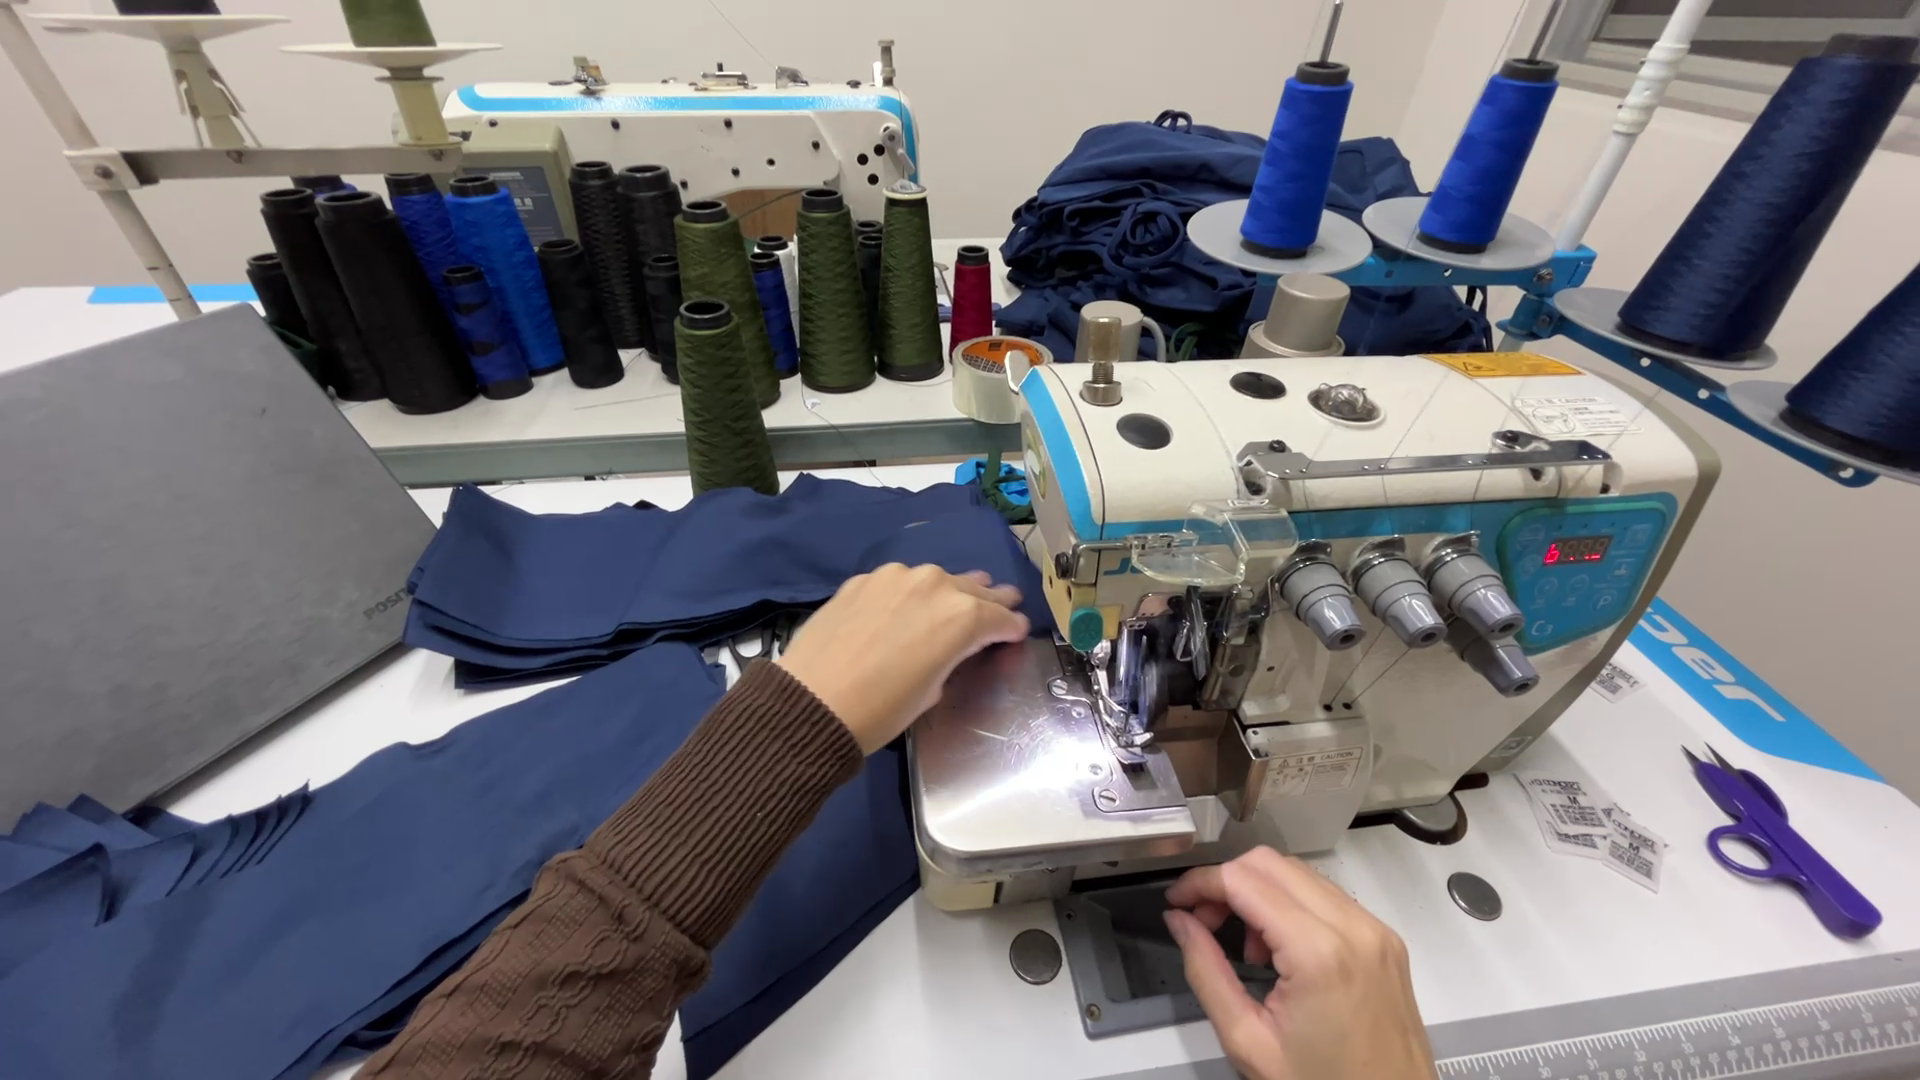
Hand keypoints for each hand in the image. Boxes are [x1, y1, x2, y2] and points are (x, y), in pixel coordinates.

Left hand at [777, 564, 1029, 753]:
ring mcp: (896, 577)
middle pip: (973, 589)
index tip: (1017, 630)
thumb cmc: (882, 709)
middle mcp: (935, 585)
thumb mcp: (934, 689)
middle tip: (1005, 598)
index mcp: (963, 616)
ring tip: (958, 595)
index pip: (1000, 617)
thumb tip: (954, 645)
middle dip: (990, 598)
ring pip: (935, 579)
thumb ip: (952, 655)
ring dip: (948, 590)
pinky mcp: (863, 580)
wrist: (812, 702)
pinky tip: (905, 604)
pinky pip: (898, 583)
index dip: (1012, 626)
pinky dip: (909, 592)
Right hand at [1163, 847, 1434, 1079]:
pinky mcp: (1386, 941)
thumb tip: (1179, 920)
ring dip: (1257, 890)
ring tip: (1244, 942)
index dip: (1199, 882)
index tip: (1177, 901)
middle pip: (1268, 862)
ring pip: (1296, 871)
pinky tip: (1279, 947)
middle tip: (1203, 919)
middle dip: (1226, 881)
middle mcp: (1354, 929)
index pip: (1242, 880)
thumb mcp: (1248, 1041)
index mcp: (1319, 954)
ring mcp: (1375, 932)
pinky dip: (1289, 903)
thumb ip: (1205, 971)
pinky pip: (1325, 895)